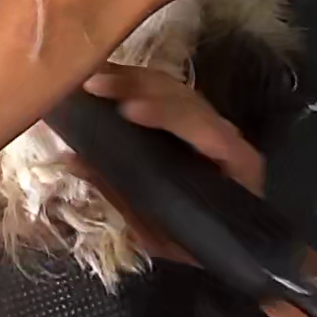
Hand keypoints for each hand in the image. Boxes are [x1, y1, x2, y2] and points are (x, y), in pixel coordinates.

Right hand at [81, 65, 263, 260]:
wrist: (239, 239)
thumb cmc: (202, 238)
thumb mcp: (164, 234)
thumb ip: (125, 198)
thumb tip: (77, 161)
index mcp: (234, 161)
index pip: (203, 130)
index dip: (166, 115)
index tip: (128, 110)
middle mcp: (224, 131)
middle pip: (183, 97)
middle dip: (138, 87)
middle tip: (94, 86)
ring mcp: (208, 119)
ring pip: (172, 87)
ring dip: (130, 79)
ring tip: (92, 79)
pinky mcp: (191, 115)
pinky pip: (163, 91)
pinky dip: (132, 82)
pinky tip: (106, 77)